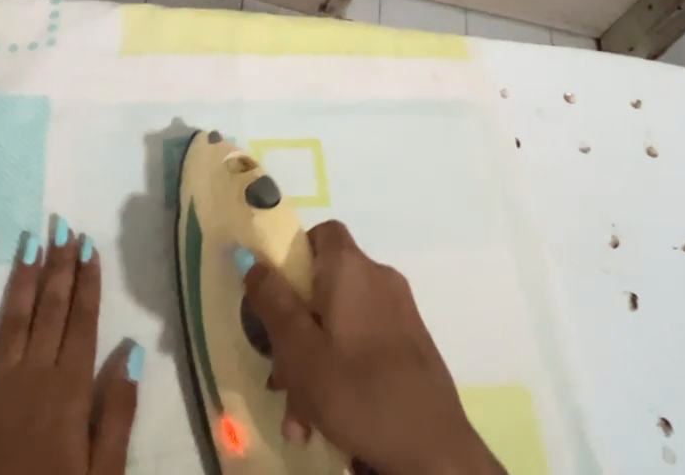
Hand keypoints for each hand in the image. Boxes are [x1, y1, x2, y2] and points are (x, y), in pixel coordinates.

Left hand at [0, 221, 141, 474]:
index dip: (87, 282)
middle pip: (50, 312)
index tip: (88, 243)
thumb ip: (117, 412)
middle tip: (60, 225)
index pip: (82, 324)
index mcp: (70, 391)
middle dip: (58, 267)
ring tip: (28, 242)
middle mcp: (32, 377)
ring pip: (11, 323)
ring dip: (22, 281)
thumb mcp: (103, 472)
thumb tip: (131, 350)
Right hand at [242, 221, 502, 474]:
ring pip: (341, 324)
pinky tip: (326, 418)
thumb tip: (251, 258)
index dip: (293, 255)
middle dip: (295, 330)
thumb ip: (272, 299)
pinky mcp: (411, 347)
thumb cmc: (356, 390)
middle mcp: (379, 279)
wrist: (433, 450)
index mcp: (352, 268)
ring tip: (299, 415)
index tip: (274, 295)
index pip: (321, 233)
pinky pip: (364, 346)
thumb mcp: (298, 347)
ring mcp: (400, 314)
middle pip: (325, 286)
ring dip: (313, 363)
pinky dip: (341, 372)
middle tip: (278, 374)